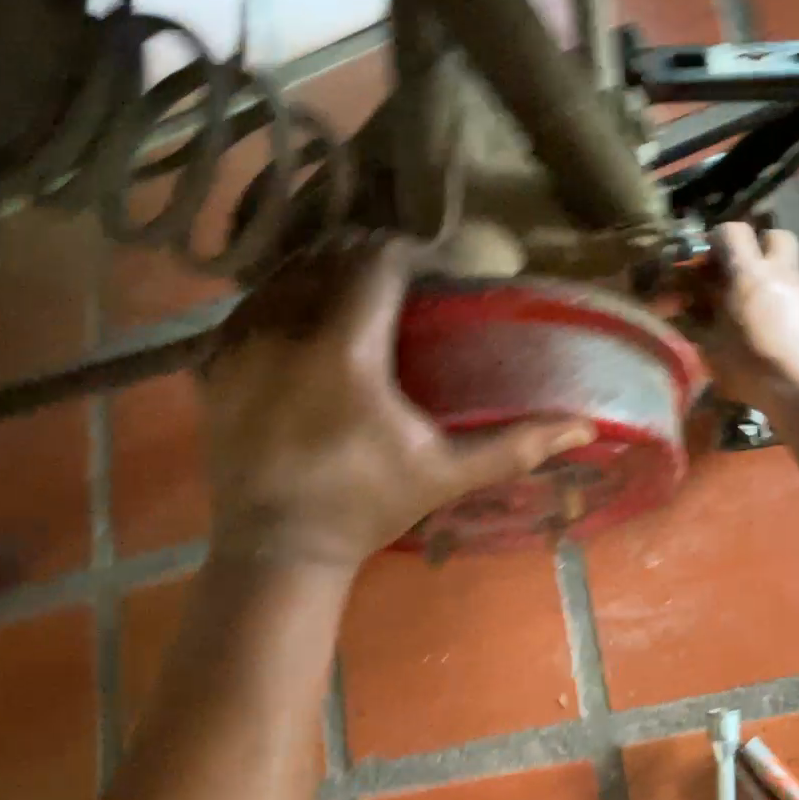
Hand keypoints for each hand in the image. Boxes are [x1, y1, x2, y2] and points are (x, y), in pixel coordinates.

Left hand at [198, 235, 594, 573]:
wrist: (278, 547)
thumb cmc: (368, 505)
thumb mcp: (447, 473)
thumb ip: (514, 445)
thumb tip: (584, 428)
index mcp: (346, 350)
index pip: (375, 262)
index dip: (406, 252)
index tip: (430, 266)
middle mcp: (285, 330)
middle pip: (326, 257)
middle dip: (364, 257)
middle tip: (397, 278)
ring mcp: (240, 346)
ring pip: (281, 275)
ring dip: (320, 272)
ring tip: (351, 293)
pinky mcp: (214, 366)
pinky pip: (246, 307)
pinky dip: (278, 300)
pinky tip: (301, 322)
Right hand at [697, 222, 798, 408]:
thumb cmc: (750, 367)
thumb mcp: (711, 346)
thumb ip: (696, 319)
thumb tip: (682, 305)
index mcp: (750, 274)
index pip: (733, 231)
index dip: (718, 239)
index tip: (709, 260)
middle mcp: (782, 273)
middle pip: (775, 236)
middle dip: (758, 247)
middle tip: (742, 273)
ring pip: (790, 270)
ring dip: (772, 281)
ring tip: (757, 314)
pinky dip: (787, 307)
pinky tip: (779, 335)